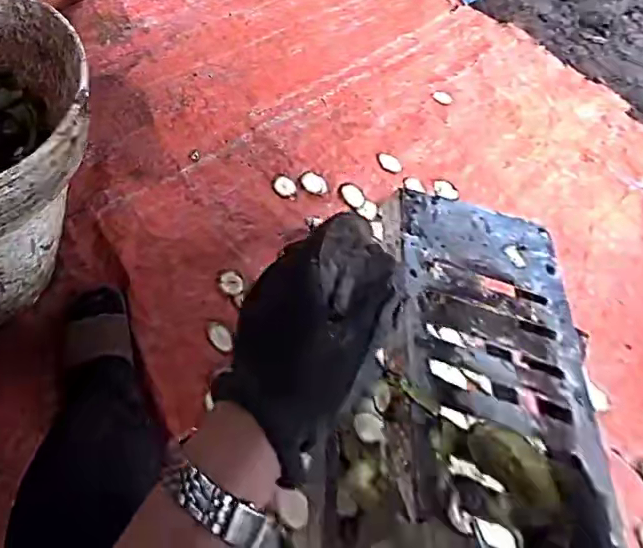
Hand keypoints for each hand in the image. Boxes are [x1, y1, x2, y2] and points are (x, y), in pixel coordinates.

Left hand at [211, 213, 393, 485]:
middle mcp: (278, 274)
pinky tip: (315, 298)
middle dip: (335, 245)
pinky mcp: (252, 302)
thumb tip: (390, 270)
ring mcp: (262, 287)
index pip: (328, 235)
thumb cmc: (315, 382)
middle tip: (361, 256)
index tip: (368, 233)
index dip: (350, 230)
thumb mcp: (355, 346)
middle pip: (308, 244)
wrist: (263, 411)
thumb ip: (374, 304)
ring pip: (292, 258)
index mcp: (304, 278)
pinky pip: (280, 276)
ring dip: (316, 261)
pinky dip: (301, 278)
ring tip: (341, 277)